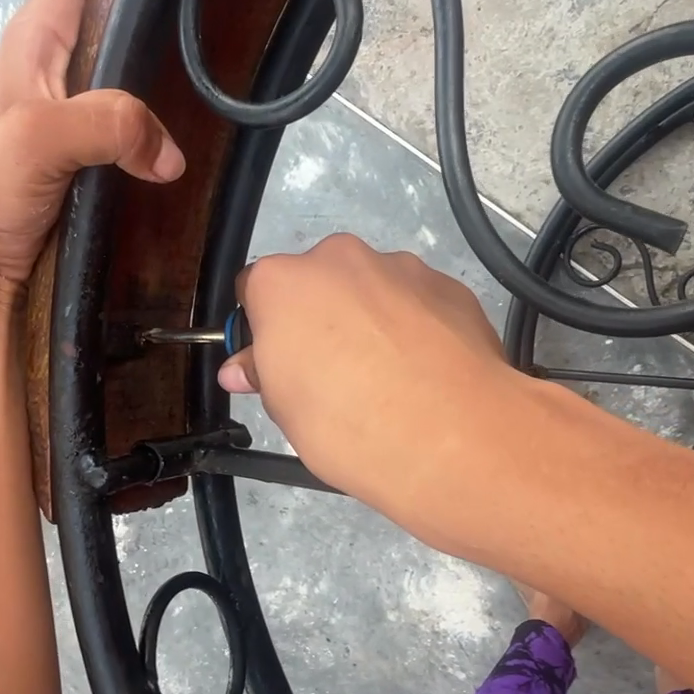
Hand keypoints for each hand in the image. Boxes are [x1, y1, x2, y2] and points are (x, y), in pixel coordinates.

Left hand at [0, 0, 184, 299]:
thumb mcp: (37, 141)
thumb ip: (104, 126)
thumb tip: (172, 154)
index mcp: (38, 34)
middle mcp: (60, 58)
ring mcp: (80, 106)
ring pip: (135, 56)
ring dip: (174, 43)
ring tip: (233, 29)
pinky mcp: (94, 149)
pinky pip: (140, 111)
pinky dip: (169, 104)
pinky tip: (201, 108)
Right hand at [218, 234, 528, 528]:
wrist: (449, 435)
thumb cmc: (345, 422)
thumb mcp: (284, 410)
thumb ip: (262, 375)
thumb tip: (242, 368)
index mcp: (283, 282)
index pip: (254, 290)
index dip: (262, 330)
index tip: (277, 365)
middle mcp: (340, 258)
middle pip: (316, 283)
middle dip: (320, 320)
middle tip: (332, 377)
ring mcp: (401, 267)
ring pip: (372, 290)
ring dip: (371, 322)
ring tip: (388, 381)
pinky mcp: (450, 287)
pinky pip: (418, 303)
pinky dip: (416, 329)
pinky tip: (424, 375)